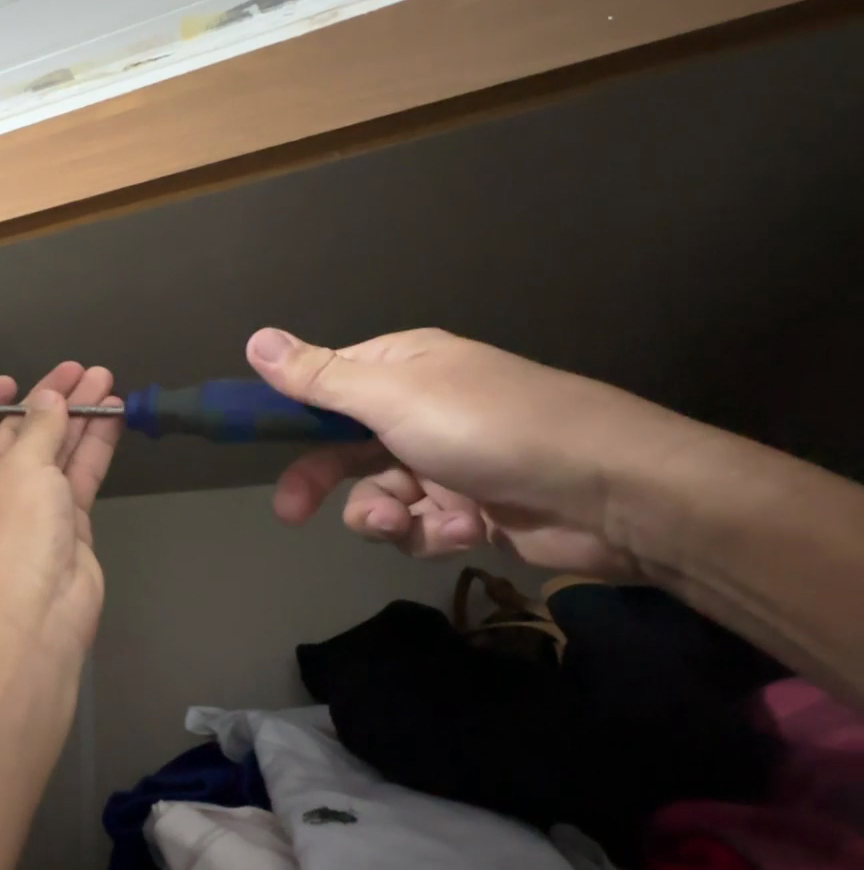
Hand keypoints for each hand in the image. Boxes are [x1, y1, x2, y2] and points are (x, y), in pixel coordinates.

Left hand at [0, 363, 122, 654]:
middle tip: (81, 372)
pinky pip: (79, 475)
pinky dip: (94, 447)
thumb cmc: (11, 533)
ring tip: (105, 383)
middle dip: (50, 401)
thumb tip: (49, 397)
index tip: (14, 381)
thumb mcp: (22, 466)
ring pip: (56, 451)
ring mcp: (32, 505)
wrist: (38, 610)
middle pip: (21, 433)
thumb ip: (40, 426)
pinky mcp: (67, 523)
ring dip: (79, 418)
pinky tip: (113, 419)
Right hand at [244, 327, 714, 579]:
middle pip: (343, 446)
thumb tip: (254, 338)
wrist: (614, 494)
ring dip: (386, 514)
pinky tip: (463, 529)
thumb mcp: (390, 398)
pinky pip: (420, 523)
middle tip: (291, 513)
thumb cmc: (490, 428)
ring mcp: (447, 459)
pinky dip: (431, 531)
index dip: (290, 413)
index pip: (325, 384)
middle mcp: (421, 409)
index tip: (259, 440)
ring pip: (378, 493)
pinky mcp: (472, 507)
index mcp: (401, 368)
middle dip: (322, 480)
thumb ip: (317, 377)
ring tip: (411, 522)